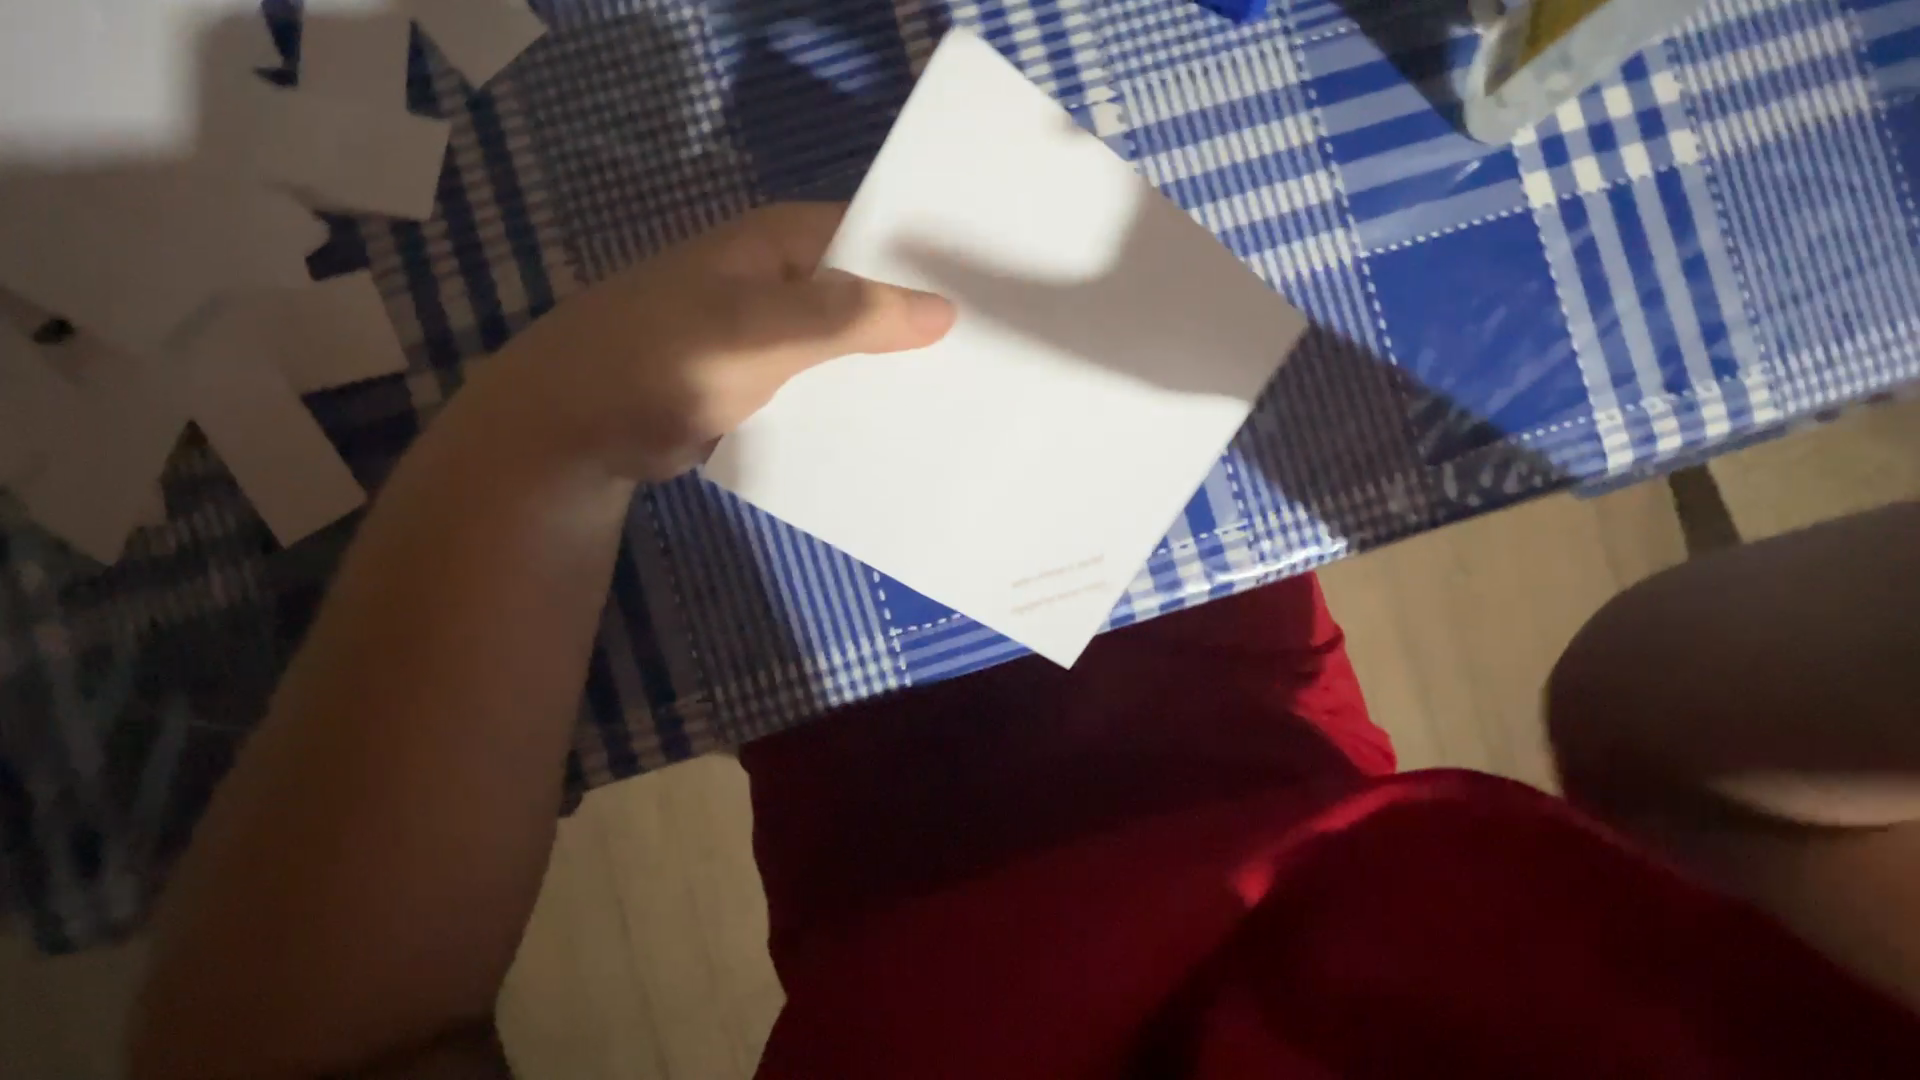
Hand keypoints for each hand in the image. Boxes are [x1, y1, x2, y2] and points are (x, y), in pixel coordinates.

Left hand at [460, 202, 955, 481]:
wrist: (577, 429)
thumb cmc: (668, 358)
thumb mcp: (765, 329)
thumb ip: (852, 316)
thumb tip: (945, 309)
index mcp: (776, 243)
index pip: (871, 232)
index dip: (925, 259)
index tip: (988, 292)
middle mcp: (774, 280)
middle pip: (860, 291)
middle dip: (913, 321)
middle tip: (986, 353)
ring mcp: (763, 334)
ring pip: (841, 344)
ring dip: (884, 367)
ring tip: (958, 391)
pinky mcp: (754, 382)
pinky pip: (817, 384)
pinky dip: (848, 400)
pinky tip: (894, 423)